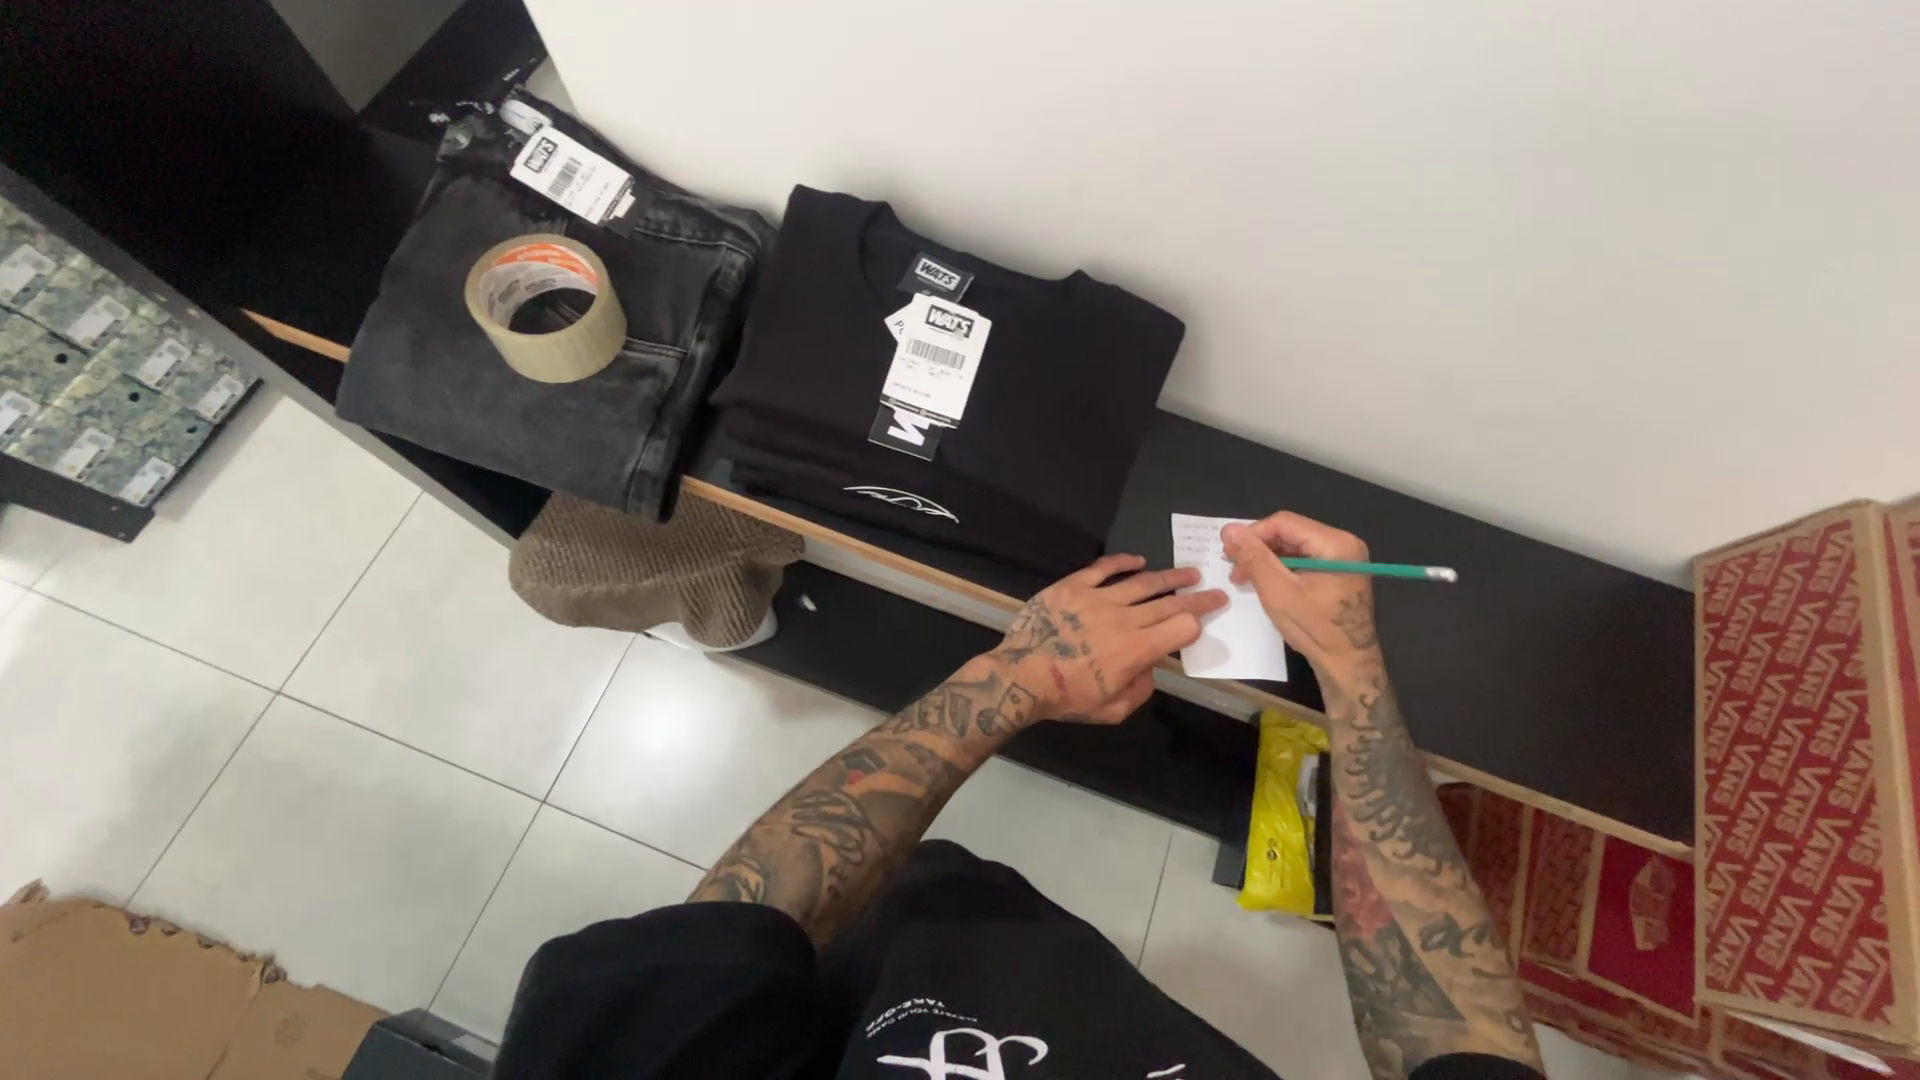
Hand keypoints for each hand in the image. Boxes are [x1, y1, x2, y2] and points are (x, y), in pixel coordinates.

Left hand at [988, 554, 1226, 724]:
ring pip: (1142, 581)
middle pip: (1170, 602)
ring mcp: (1098, 598)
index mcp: (1137, 650)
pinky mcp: (1073, 586)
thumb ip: (1141, 689)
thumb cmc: (1067, 698)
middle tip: (1214, 591)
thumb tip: (1149, 667)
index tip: (1203, 620)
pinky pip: (1103, 568)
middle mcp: (1124, 618)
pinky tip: (1138, 560)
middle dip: (1197, 597)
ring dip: (1169, 576)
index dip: (1197, 623)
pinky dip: (1123, 561)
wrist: (1021, 677)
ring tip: (1188, 572)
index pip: (1183, 627)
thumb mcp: (1113, 710)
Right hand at [1220, 512, 1383, 681]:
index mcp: (1335, 543)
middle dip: (1258, 548)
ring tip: (1244, 577)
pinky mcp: (1336, 570)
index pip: (1284, 522)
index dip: (1252, 534)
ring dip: (1265, 558)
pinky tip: (1263, 581)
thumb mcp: (1277, 591)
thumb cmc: (1314, 627)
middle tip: (1234, 569)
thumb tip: (1228, 529)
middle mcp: (1343, 543)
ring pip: (1292, 545)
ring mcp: (1342, 557)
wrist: (1346, 663)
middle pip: (1288, 532)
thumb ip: (1253, 557)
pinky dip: (1279, 567)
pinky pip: (1301, 558)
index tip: (1228, 554)